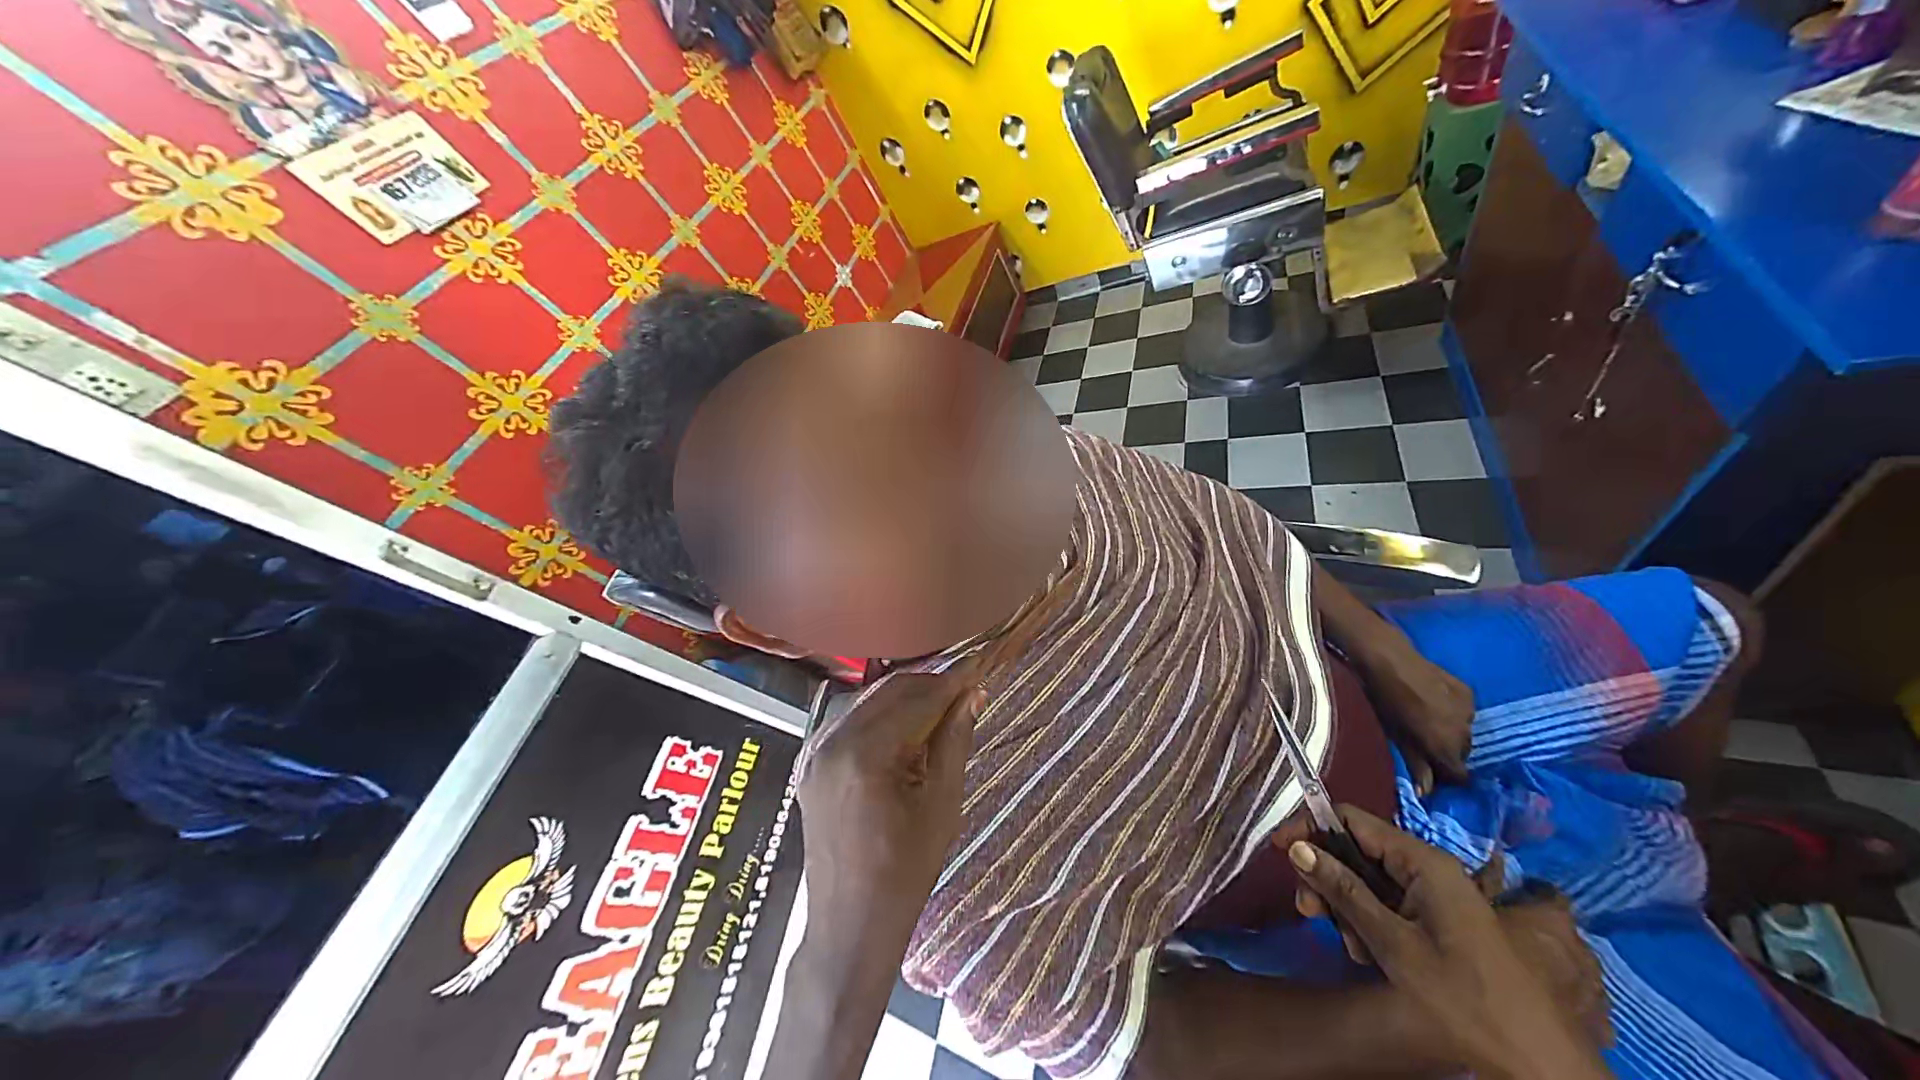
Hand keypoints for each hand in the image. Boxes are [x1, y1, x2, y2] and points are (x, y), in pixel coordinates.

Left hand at [775, 659, 985, 1079]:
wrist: (849, 925)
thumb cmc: (904, 872)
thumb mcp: (941, 805)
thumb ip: (954, 741)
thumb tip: (971, 694)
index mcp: (863, 753)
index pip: (916, 698)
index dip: (951, 682)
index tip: (979, 670)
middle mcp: (831, 742)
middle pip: (887, 691)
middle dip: (928, 685)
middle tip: (964, 688)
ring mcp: (814, 751)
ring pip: (867, 701)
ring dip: (904, 698)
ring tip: (941, 708)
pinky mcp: (810, 763)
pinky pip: (849, 721)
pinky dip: (880, 716)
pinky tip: (905, 728)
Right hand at [1288, 806, 1612, 1079]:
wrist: (1537, 1059)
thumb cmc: (1463, 995)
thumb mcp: (1392, 942)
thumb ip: (1343, 890)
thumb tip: (1298, 848)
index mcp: (1422, 862)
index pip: (1351, 819)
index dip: (1311, 827)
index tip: (1281, 849)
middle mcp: (1427, 869)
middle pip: (1356, 851)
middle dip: (1327, 877)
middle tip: (1308, 910)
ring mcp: (1434, 895)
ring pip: (1367, 881)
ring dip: (1346, 907)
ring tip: (1348, 944)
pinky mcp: (1436, 919)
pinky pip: (1387, 905)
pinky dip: (1368, 924)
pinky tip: (1368, 955)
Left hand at [1355, 639, 1472, 793]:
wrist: (1390, 660)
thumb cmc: (1385, 701)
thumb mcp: (1396, 736)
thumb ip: (1416, 765)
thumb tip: (1426, 793)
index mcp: (1447, 746)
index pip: (1460, 776)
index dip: (1446, 777)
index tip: (1432, 772)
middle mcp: (1465, 732)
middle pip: (1461, 754)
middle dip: (1446, 754)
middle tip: (1423, 743)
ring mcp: (1470, 711)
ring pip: (1465, 733)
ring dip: (1450, 733)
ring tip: (1425, 720)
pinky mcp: (1468, 692)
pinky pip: (1465, 712)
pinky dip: (1453, 713)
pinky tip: (1433, 702)